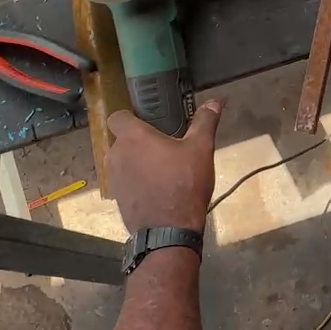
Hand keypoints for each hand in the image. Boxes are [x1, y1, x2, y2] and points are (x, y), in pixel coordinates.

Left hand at [104, 101, 222, 232]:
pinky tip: (159, 187)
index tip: (149, 121)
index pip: (118, 117)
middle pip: (122, 139)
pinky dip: (138, 179)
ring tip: (164, 168)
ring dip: (138, 160)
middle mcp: (117, 154)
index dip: (131, 116)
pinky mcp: (117, 197)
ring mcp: (114, 178)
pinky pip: (126, 179)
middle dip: (140, 140)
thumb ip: (205, 122)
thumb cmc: (185, 182)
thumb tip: (216, 101)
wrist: (169, 229)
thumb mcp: (201, 149)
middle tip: (165, 146)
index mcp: (133, 137)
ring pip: (124, 160)